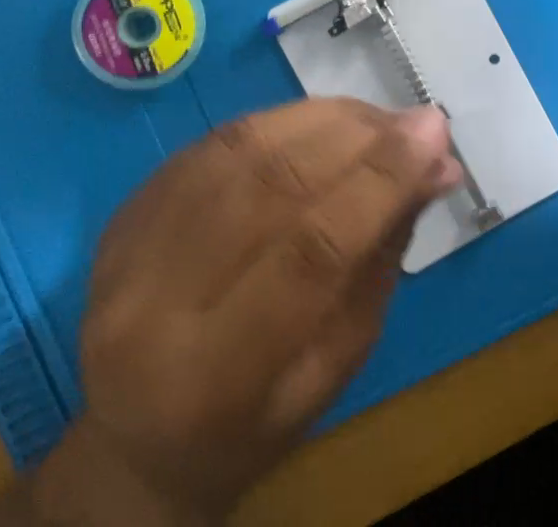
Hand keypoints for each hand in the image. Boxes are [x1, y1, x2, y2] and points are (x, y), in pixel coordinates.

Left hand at [23, 100, 461, 525]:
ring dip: (320, 118)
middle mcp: (158, 302)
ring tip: (376, 118)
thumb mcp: (338, 362)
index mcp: (219, 372)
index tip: (435, 135)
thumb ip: (380, 260)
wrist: (140, 439)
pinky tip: (319, 123)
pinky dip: (277, 123)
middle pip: (269, 186)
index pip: (312, 251)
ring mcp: (128, 249)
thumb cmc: (257, 421)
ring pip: (235, 150)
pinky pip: (209, 145)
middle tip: (416, 120)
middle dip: (358, 138)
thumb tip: (433, 167)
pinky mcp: (122, 214)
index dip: (380, 182)